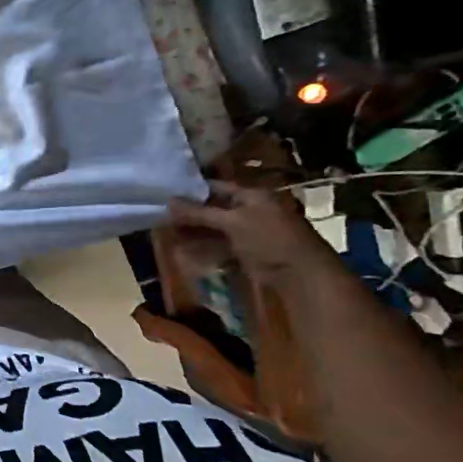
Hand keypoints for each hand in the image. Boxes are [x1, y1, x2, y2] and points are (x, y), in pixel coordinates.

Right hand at [167, 181, 337, 287]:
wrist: (301, 274)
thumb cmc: (269, 239)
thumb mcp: (232, 221)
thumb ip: (199, 212)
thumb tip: (167, 201)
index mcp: (252, 196)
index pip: (215, 187)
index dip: (191, 189)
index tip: (165, 193)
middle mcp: (250, 210)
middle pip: (212, 209)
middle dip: (188, 214)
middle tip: (161, 217)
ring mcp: (248, 232)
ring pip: (213, 229)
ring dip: (192, 233)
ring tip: (167, 235)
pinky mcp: (246, 252)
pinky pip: (218, 246)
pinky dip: (202, 249)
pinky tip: (183, 252)